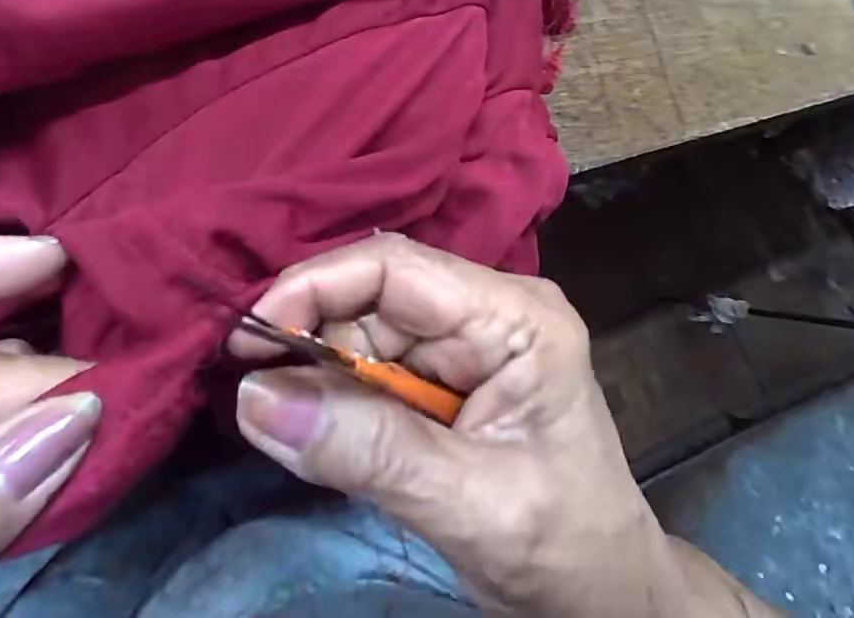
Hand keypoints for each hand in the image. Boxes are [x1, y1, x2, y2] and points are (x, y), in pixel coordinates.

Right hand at [226, 234, 694, 615]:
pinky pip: (379, 363)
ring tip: (282, 416)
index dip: (319, 285)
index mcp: (516, 315)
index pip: (402, 268)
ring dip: (321, 367)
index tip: (249, 335)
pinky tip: (321, 422)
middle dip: (313, 332)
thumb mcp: (470, 503)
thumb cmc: (563, 541)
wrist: (603, 586)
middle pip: (380, 293)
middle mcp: (492, 309)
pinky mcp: (454, 372)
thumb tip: (255, 399)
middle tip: (254, 390)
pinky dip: (340, 390)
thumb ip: (368, 450)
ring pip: (371, 327)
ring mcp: (472, 339)